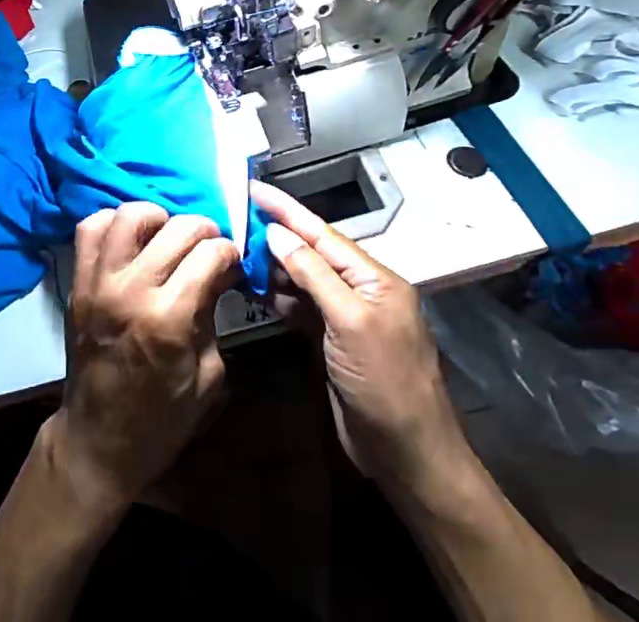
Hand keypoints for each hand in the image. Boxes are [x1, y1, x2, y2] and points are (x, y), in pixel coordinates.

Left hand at [56, 203, 237, 510]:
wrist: (98, 442)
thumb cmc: (163, 417)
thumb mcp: (209, 372)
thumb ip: (214, 312)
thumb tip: (222, 268)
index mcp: (168, 318)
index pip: (210, 252)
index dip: (230, 253)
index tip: (232, 265)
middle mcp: (130, 291)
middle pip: (178, 227)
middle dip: (205, 232)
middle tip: (208, 250)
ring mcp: (97, 284)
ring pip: (130, 215)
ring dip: (159, 218)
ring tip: (169, 238)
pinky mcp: (77, 285)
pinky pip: (90, 229)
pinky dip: (115, 224)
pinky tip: (135, 241)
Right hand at [251, 181, 470, 490]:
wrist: (404, 449)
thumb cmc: (384, 380)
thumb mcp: (351, 321)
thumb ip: (315, 276)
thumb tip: (279, 235)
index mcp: (372, 275)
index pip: (323, 234)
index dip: (287, 211)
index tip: (254, 189)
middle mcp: (358, 288)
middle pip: (312, 253)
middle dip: (275, 235)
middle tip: (233, 219)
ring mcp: (344, 316)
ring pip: (303, 280)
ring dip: (272, 266)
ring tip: (234, 249)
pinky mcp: (330, 341)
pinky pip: (301, 309)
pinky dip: (278, 298)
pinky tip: (253, 288)